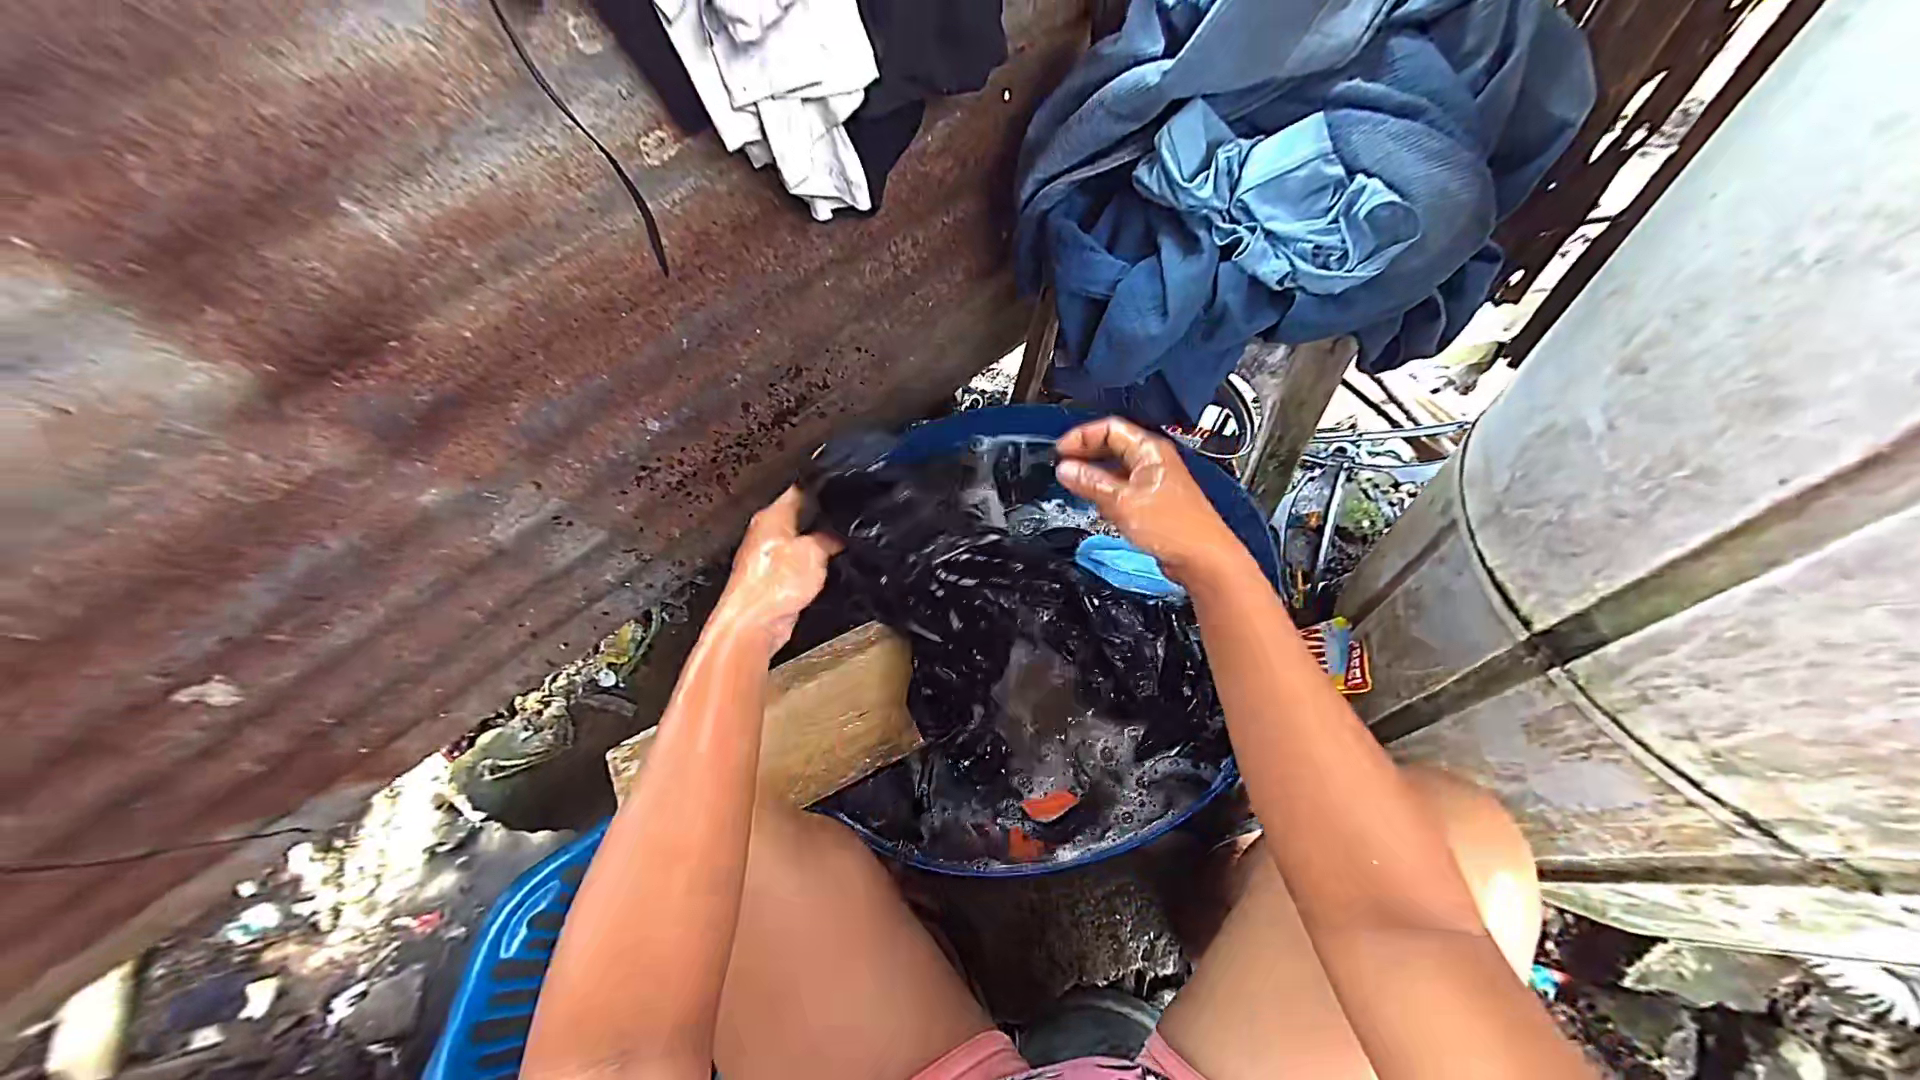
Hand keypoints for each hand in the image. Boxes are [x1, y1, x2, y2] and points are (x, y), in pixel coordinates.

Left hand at [711, 487, 841, 653]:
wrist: (754, 624)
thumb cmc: (772, 587)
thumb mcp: (814, 552)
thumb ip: (829, 538)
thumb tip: (838, 536)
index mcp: (772, 516)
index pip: (798, 489)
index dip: (821, 486)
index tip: (839, 489)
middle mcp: (766, 532)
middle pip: (800, 515)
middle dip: (823, 518)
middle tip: (844, 521)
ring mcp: (768, 555)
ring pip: (800, 540)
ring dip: (817, 544)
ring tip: (837, 547)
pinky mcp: (773, 577)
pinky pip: (797, 564)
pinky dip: (810, 566)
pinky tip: (822, 572)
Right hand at [1054, 417, 1245, 584]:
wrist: (1202, 558)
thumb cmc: (1177, 528)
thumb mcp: (1122, 502)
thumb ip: (1090, 483)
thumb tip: (1066, 469)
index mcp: (1150, 450)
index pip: (1109, 428)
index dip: (1081, 436)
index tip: (1061, 450)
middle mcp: (1154, 461)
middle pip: (1112, 446)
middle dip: (1085, 454)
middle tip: (1063, 465)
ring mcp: (1154, 481)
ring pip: (1116, 468)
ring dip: (1094, 474)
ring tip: (1074, 483)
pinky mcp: (1153, 502)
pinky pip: (1122, 488)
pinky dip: (1105, 492)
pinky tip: (1096, 503)